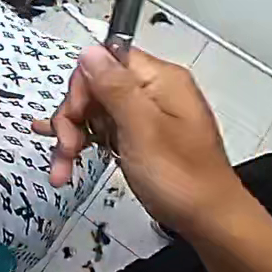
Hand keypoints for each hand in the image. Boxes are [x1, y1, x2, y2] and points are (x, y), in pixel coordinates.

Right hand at [33, 45, 246, 236]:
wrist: (208, 221)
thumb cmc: (183, 179)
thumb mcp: (143, 129)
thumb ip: (114, 87)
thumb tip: (91, 51)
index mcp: (160, 80)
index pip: (105, 62)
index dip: (82, 88)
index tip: (75, 119)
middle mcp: (153, 93)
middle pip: (95, 88)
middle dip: (73, 118)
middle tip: (68, 149)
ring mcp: (146, 117)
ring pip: (94, 113)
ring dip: (73, 138)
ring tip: (63, 168)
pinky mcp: (140, 139)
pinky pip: (104, 131)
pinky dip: (84, 144)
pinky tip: (66, 157)